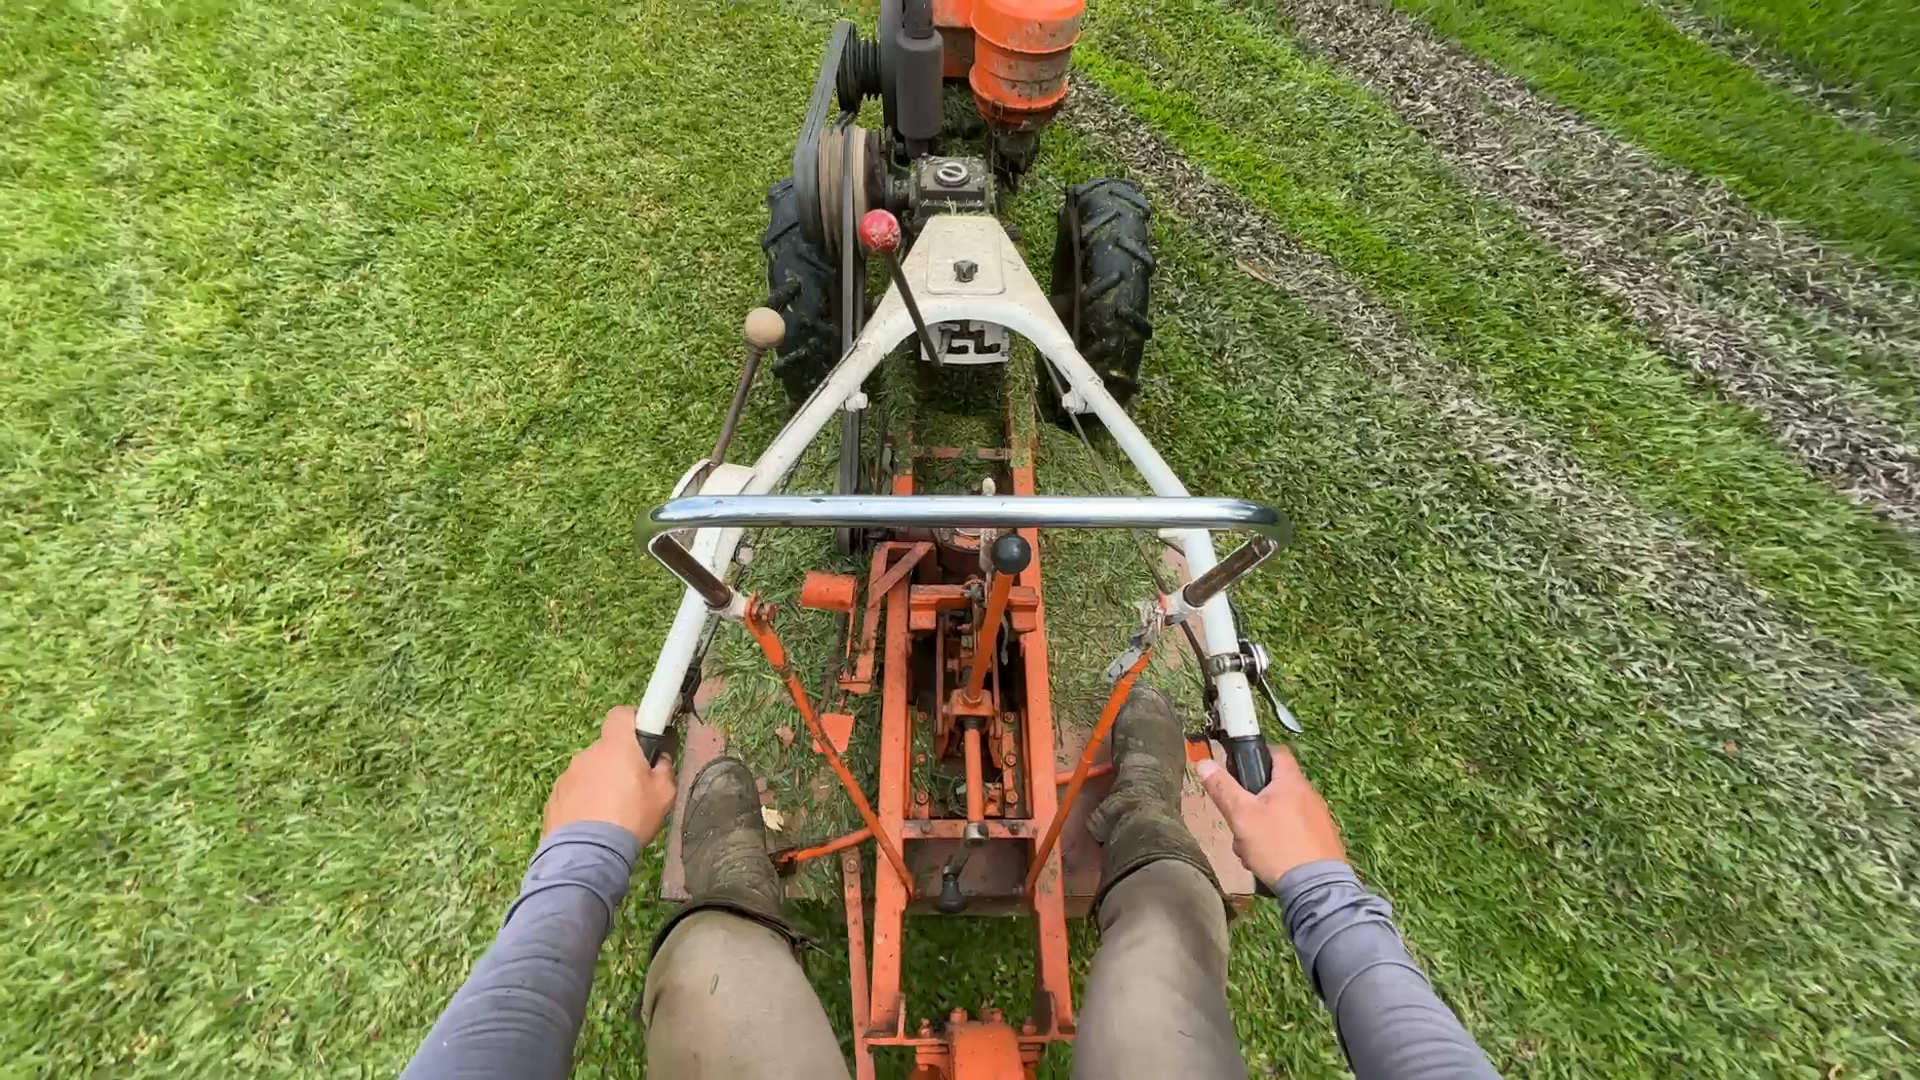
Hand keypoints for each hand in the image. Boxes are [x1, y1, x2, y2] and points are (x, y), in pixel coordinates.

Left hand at [542, 706, 677, 842]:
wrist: (587, 855)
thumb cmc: (631, 817)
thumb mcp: (665, 793)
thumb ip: (664, 769)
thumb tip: (659, 761)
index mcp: (617, 747)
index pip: (621, 714)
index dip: (634, 719)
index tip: (644, 736)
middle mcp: (589, 755)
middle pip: (608, 747)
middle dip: (620, 760)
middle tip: (634, 785)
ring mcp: (568, 776)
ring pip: (591, 769)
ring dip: (601, 781)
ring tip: (612, 810)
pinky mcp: (554, 798)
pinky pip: (575, 789)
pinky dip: (585, 798)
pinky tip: (594, 821)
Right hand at [1195, 745, 1345, 884]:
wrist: (1318, 892)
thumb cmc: (1277, 845)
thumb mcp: (1241, 815)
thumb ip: (1222, 788)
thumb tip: (1203, 763)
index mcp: (1291, 782)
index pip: (1275, 751)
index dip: (1255, 753)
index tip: (1237, 767)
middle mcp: (1309, 796)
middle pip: (1273, 787)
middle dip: (1250, 802)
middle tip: (1237, 818)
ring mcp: (1318, 821)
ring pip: (1279, 813)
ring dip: (1260, 825)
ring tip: (1249, 848)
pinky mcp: (1322, 843)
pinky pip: (1292, 832)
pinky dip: (1277, 841)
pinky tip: (1267, 860)